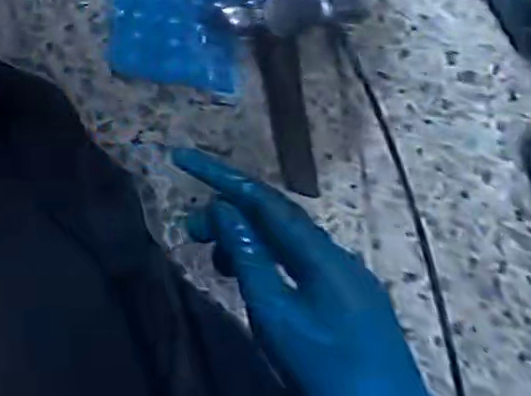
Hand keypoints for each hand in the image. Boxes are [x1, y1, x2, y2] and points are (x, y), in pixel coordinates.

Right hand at [174, 148, 428, 395]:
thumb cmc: (327, 373)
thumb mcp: (275, 315)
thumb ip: (247, 256)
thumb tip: (221, 208)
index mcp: (323, 254)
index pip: (263, 197)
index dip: (220, 174)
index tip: (181, 157)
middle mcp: (338, 258)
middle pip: (275, 216)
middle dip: (228, 211)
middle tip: (190, 229)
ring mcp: (348, 282)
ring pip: (286, 241)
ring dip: (245, 238)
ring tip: (213, 257)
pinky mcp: (350, 306)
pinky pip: (298, 263)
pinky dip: (265, 259)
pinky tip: (248, 277)